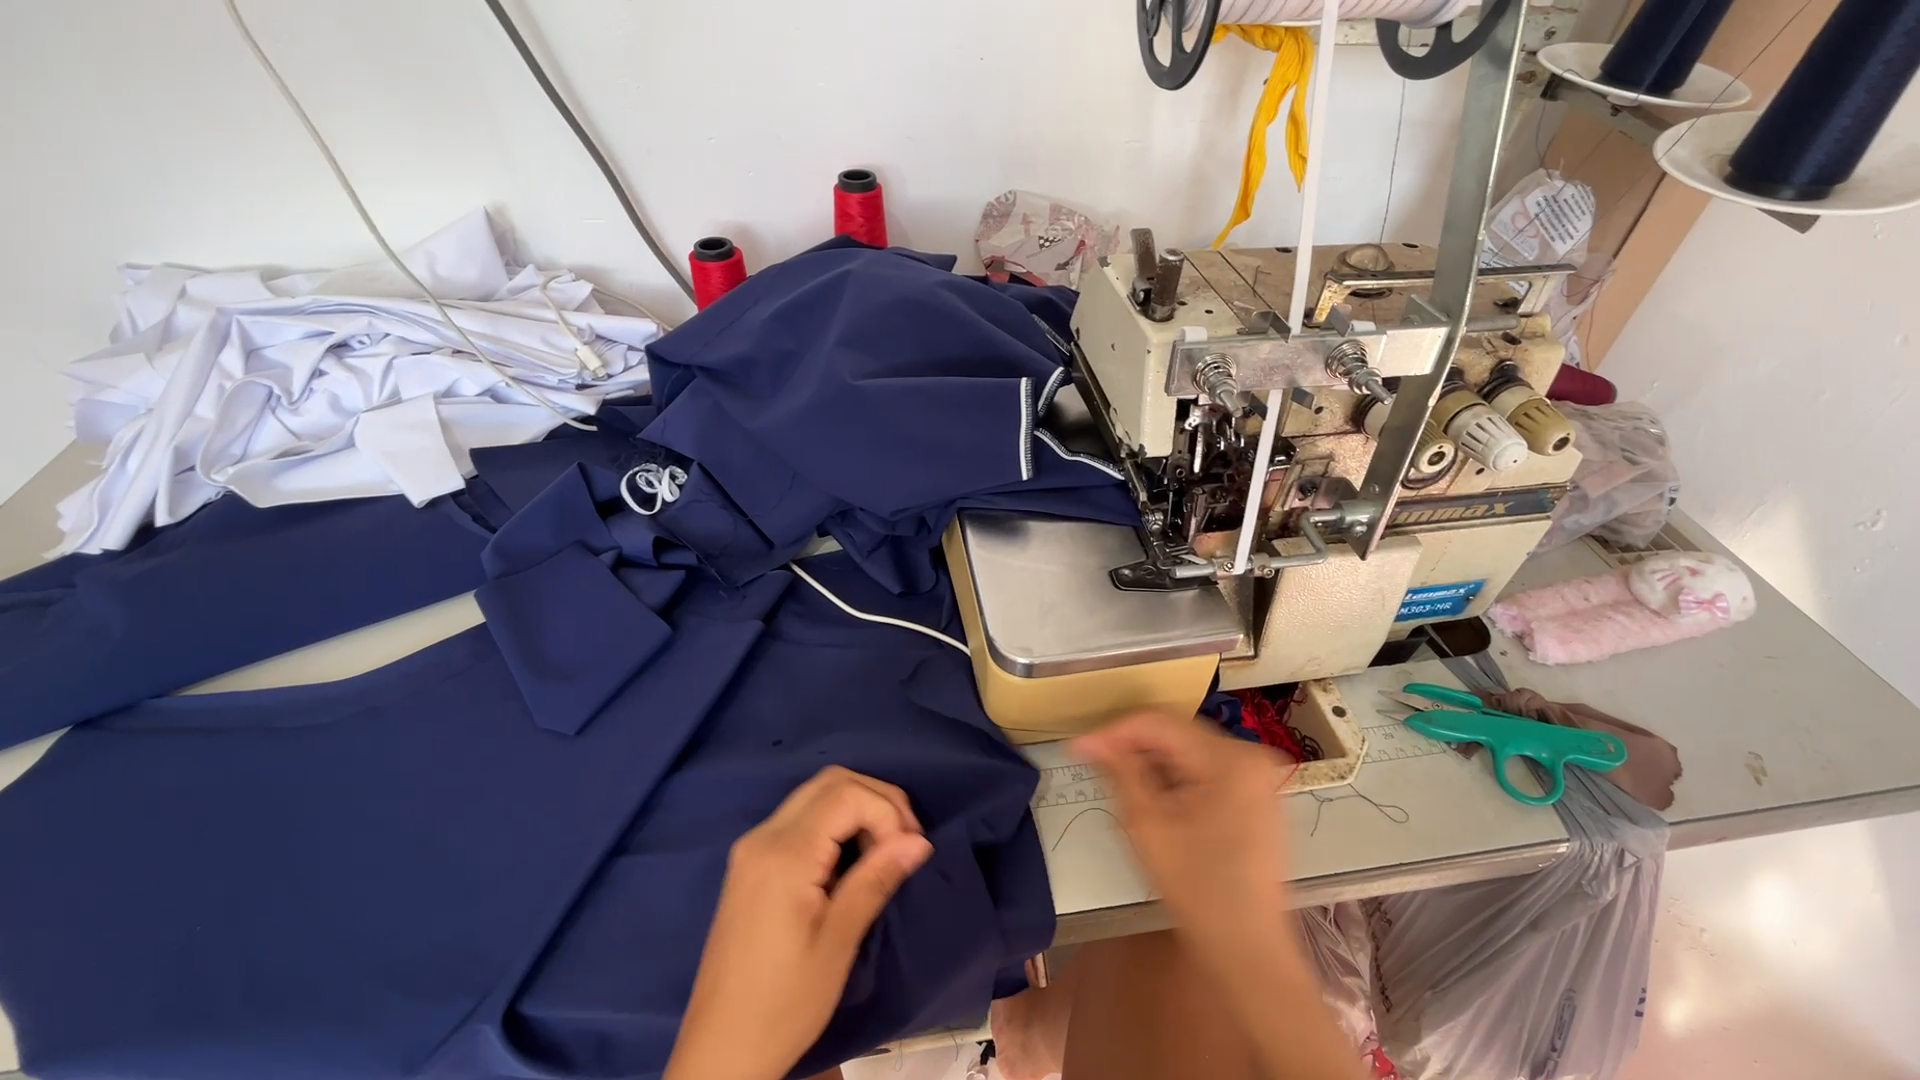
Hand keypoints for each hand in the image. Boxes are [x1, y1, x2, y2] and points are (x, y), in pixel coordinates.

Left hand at [664, 767, 933, 1079]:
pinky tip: (854, 858)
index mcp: (783, 853)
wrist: (721, 1048)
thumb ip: (876, 880)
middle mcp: (762, 836)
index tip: (910, 851)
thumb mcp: (838, 942)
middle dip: (877, 799)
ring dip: (857, 808)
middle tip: (907, 840)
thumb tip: (919, 839)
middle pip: (829, 782)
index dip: (887, 810)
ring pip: (814, 796)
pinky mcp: (750, 864)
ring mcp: (751, 849)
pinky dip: (835, 823)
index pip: (845, 793)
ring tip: (887, 850)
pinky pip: (799, 820)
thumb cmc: (785, 1002)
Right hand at [1074, 711, 1292, 965]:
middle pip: (1177, 733)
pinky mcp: (1256, 795)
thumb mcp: (1147, 824)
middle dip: (1133, 746)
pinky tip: (1153, 796)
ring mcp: (1258, 776)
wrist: (1246, 946)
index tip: (1077, 748)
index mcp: (1229, 758)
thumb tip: (1091, 741)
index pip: (1160, 722)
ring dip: (1152, 762)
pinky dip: (1176, 776)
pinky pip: (1206, 770)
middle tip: (1093, 763)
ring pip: (1189, 751)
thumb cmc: (1195, 887)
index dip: (1114, 731)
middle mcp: (1250, 755)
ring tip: (1118, 780)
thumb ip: (1119, 771)